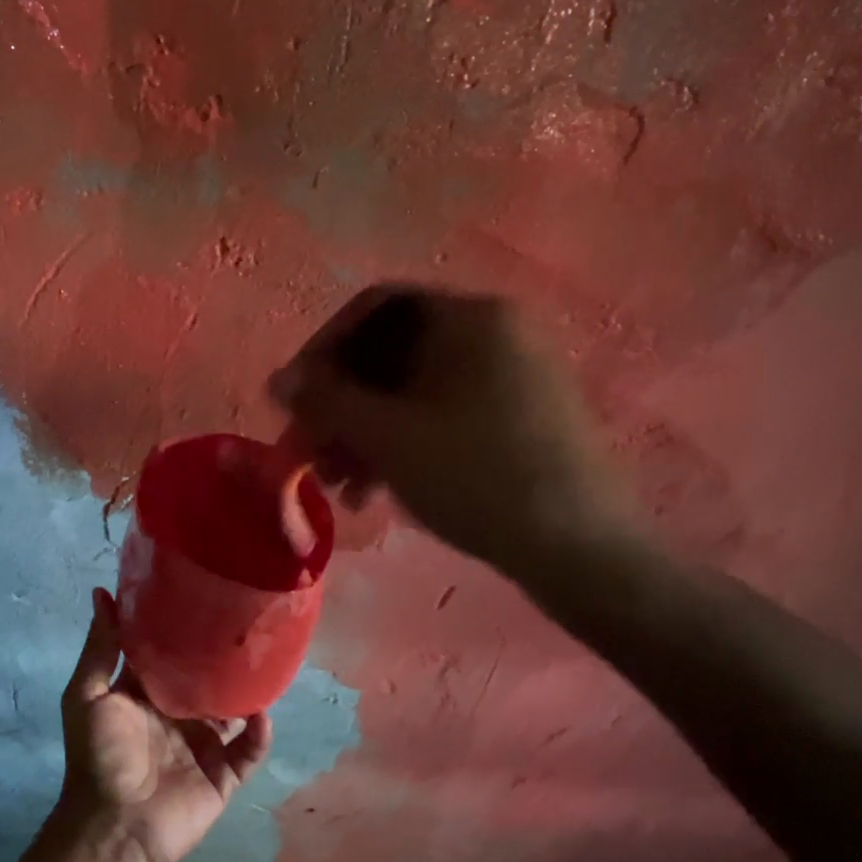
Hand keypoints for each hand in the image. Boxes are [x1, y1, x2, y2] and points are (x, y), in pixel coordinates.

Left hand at [61, 587, 271, 861]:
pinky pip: (249, 750)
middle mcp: (177, 712)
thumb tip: (102, 591)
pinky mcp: (223, 774)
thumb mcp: (87, 695)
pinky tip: (262, 712)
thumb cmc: (98, 755)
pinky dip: (259, 733)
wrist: (114, 825)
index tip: (199, 590)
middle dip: (220, 654)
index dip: (180, 626)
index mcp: (145, 692)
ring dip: (246, 690)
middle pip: (205, 678)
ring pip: (232, 710)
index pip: (167, 652)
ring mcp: (203, 743)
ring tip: (264, 658)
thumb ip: (100, 646)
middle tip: (243, 618)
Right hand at [269, 285, 635, 570]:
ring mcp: (515, 375)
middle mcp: (497, 332)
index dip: (322, 348)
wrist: (585, 553)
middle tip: (309, 452)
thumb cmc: (476, 477)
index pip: (374, 308)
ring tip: (340, 486)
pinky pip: (444, 414)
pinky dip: (403, 444)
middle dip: (340, 405)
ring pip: (414, 390)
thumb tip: (277, 381)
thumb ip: (324, 400)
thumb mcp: (386, 436)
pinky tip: (377, 491)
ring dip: (364, 432)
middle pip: (391, 353)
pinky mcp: (524, 417)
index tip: (294, 398)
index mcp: (470, 316)